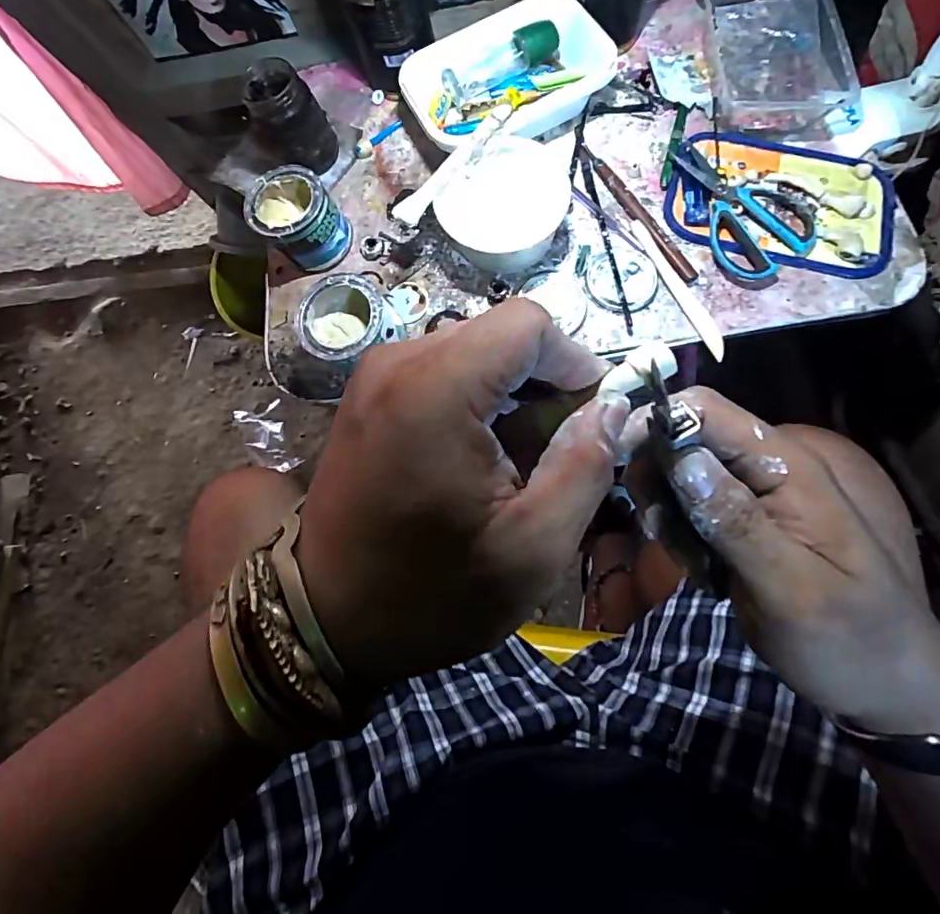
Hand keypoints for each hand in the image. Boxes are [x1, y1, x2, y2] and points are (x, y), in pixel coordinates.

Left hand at [296, 300, 627, 686]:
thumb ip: (586, 465)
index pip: (528, 324)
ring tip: (514, 461)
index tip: (587, 420)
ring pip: (470, 350)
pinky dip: (470, 400)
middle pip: (497, 334)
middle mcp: (396, 362)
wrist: (326, 616)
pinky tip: (474, 456)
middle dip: (540, 382)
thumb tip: (613, 407)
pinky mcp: (364, 395)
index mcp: (434, 388)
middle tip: (553, 450)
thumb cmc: (431, 594)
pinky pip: (436, 371)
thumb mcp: (532, 547)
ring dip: (507, 394)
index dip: (572, 363)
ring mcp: (372, 375)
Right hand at [632, 388, 939, 731]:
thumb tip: (678, 456)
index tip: (619, 468)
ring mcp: (756, 492)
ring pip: (678, 471)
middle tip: (661, 534)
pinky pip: (689, 503)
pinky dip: (678, 530)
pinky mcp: (743, 517)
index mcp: (790, 465)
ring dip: (666, 510)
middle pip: (682, 436)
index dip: (655, 425)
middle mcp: (769, 465)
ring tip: (691, 562)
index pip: (705, 409)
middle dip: (656, 478)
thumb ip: (735, 520)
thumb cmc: (851, 641)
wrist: (888, 687)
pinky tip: (699, 566)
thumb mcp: (791, 589)